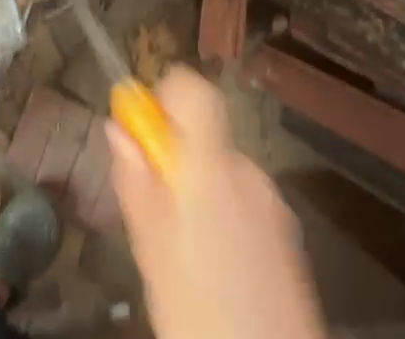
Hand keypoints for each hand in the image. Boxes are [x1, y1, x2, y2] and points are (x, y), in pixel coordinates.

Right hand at [109, 67, 326, 338]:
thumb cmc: (201, 314)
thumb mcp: (152, 252)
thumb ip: (137, 184)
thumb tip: (118, 129)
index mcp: (211, 170)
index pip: (194, 91)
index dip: (166, 95)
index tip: (143, 125)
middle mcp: (248, 173)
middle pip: (205, 135)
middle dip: (175, 159)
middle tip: (152, 210)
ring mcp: (273, 201)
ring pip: (223, 170)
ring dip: (199, 190)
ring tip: (182, 248)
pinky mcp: (287, 229)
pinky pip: (245, 199)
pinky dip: (225, 213)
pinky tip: (215, 263)